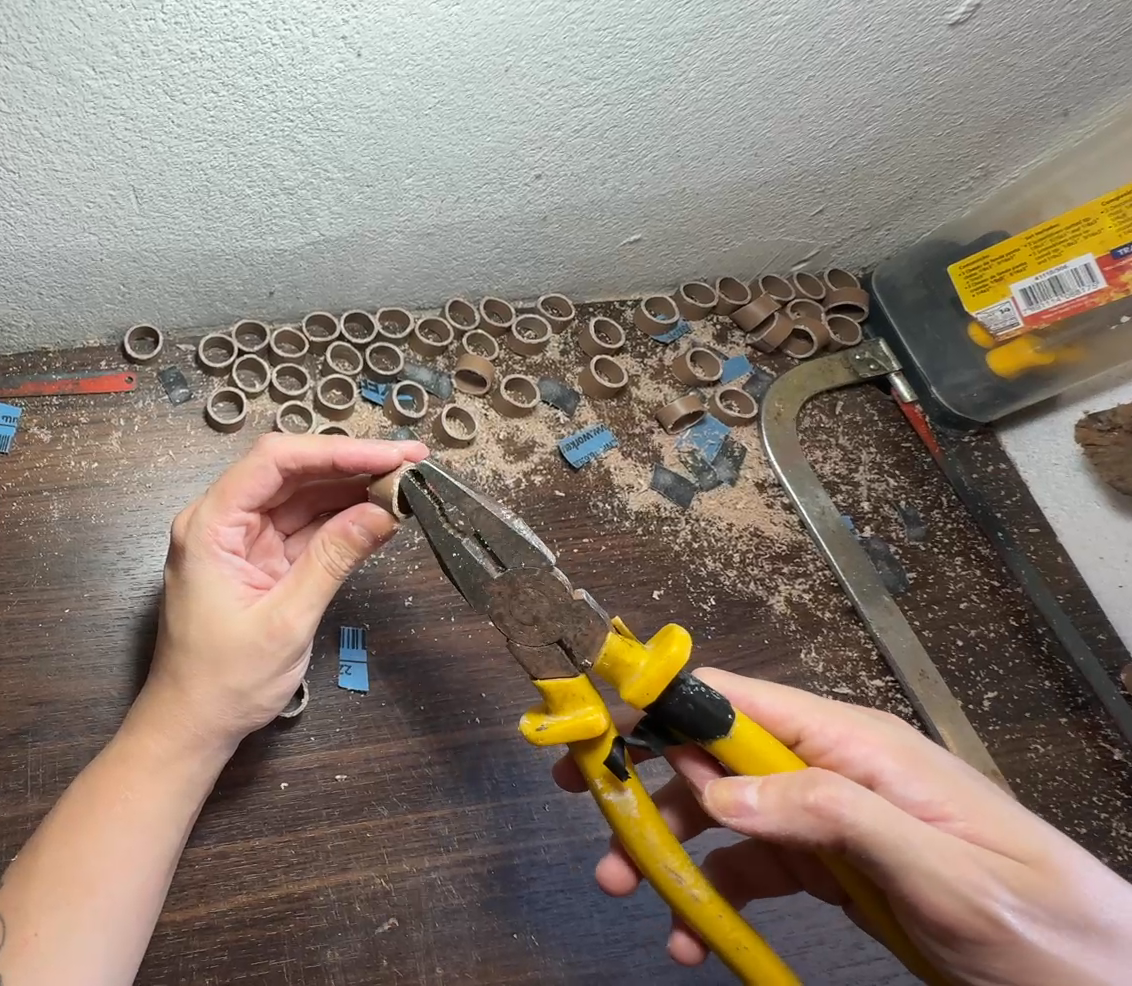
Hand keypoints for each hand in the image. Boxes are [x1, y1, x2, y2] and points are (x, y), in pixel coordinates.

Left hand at [137, 434, 427, 752]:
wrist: (192, 723)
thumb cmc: (226, 680)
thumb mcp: (286, 620)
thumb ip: (333, 560)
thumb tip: (385, 511)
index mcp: (210, 524)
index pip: (273, 462)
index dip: (335, 451)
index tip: (390, 455)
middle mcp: (222, 520)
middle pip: (289, 473)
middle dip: (350, 464)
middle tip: (412, 462)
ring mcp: (240, 539)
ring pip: (299, 497)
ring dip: (350, 489)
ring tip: (405, 483)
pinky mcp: (258, 559)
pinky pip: (302, 527)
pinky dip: (339, 520)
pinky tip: (378, 513)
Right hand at [554, 668, 1131, 984]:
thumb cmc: (1056, 930)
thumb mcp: (951, 875)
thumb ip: (834, 815)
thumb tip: (717, 792)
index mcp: (848, 742)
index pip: (727, 698)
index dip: (654, 706)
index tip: (595, 731)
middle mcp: (822, 765)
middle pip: (702, 752)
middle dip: (639, 776)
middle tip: (581, 797)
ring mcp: (820, 815)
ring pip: (711, 811)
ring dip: (661, 845)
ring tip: (620, 885)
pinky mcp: (823, 862)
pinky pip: (744, 867)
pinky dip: (708, 896)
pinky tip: (694, 937)